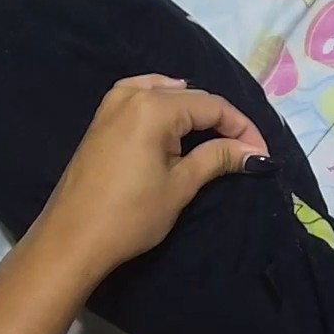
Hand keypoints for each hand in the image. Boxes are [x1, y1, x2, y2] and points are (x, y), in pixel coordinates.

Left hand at [32, 75, 269, 272]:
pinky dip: (165, 105)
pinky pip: (143, 97)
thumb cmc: (130, 215)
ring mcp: (113, 104)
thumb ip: (218, 158)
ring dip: (195, 112)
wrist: (72, 239)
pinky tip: (176, 121)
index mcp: (154, 107)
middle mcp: (133, 95)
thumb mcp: (180, 185)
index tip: (261, 154)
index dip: (242, 128)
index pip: (213, 106)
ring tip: (216, 138)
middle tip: (245, 151)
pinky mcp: (102, 118)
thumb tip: (255, 153)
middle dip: (222, 122)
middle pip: (192, 97)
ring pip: (168, 93)